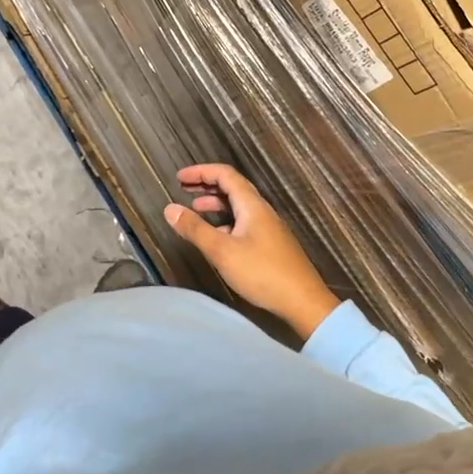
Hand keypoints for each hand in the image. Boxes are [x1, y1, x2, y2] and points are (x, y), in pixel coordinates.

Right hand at [164, 163, 339, 339]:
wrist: (303, 301)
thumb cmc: (261, 272)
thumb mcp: (222, 251)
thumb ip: (195, 229)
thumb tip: (169, 208)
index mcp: (252, 204)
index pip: (225, 174)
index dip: (201, 172)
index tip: (179, 178)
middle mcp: (261, 210)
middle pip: (232, 187)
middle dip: (207, 185)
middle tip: (183, 189)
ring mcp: (268, 227)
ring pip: (238, 206)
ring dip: (216, 204)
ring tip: (194, 209)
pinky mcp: (270, 243)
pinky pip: (243, 222)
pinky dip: (225, 221)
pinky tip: (215, 237)